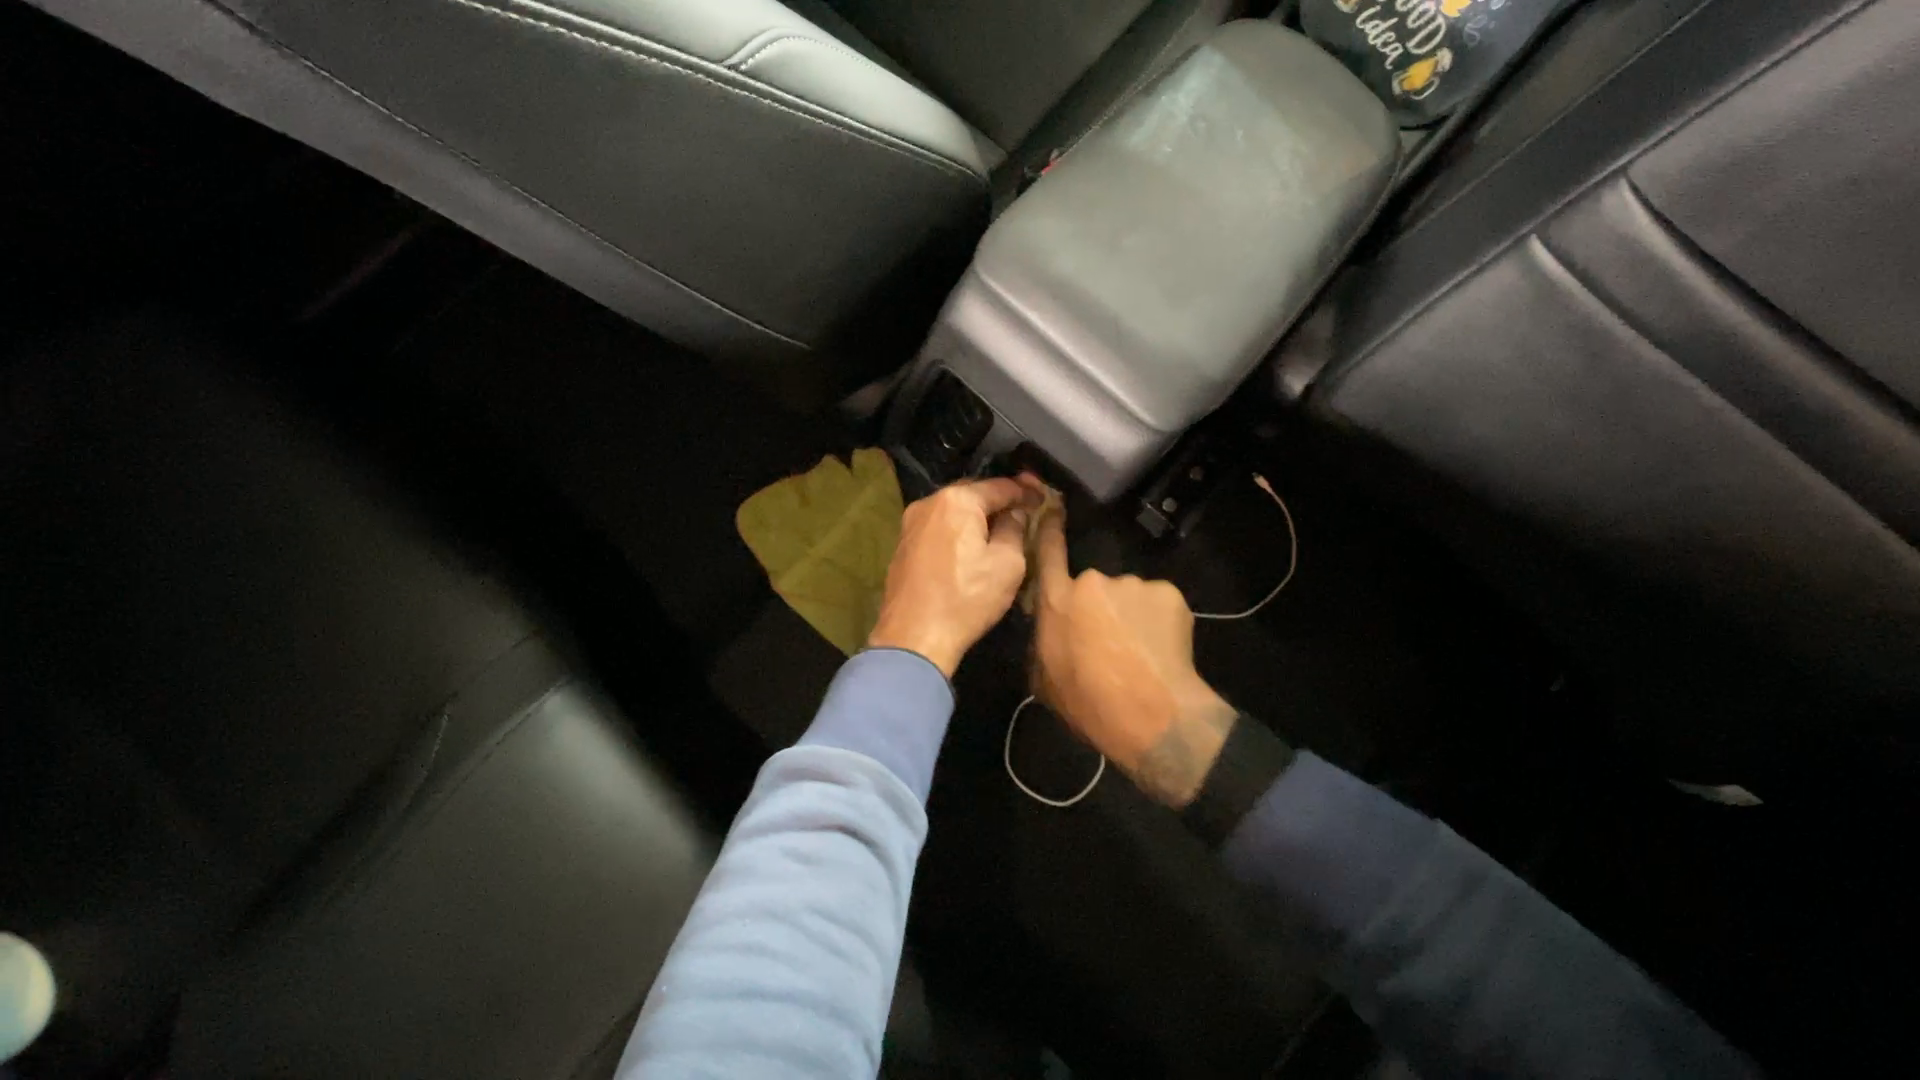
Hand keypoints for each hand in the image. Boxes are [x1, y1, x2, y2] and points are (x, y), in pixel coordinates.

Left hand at [867, 476, 1043, 676]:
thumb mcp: (1007, 563)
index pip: (1000, 486)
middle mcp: (928, 503)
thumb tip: (1015, 513)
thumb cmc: (967, 598)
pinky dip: (957, 534)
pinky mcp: (903, 547)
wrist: (914, 638)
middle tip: (1023, 513)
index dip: (1026, 490)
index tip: (1043, 497)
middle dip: (998, 502)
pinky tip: (970, 549)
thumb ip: (1015, 529)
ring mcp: (910, 525)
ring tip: (999, 531)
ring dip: (976, 519)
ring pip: (953, 513)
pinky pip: (938, 530)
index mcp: (957, 500)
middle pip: (972, 495)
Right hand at [1030, 505, 1237, 807]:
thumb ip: (1041, 642)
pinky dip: (1158, 621)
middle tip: (1108, 644)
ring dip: (1131, 616)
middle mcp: (1094, 581)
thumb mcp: (1043, 678)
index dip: (1049, 527)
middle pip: (1094, 587)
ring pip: (1128, 596)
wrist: (1152, 715)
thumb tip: (1047, 630)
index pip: (1049, 552)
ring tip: (1138, 652)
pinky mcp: (1168, 593)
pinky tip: (1160, 650)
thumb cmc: (1088, 703)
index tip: (1051, 504)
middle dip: (1099, 608)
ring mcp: (1134, 584)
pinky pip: (1157, 603)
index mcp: (1058, 601)